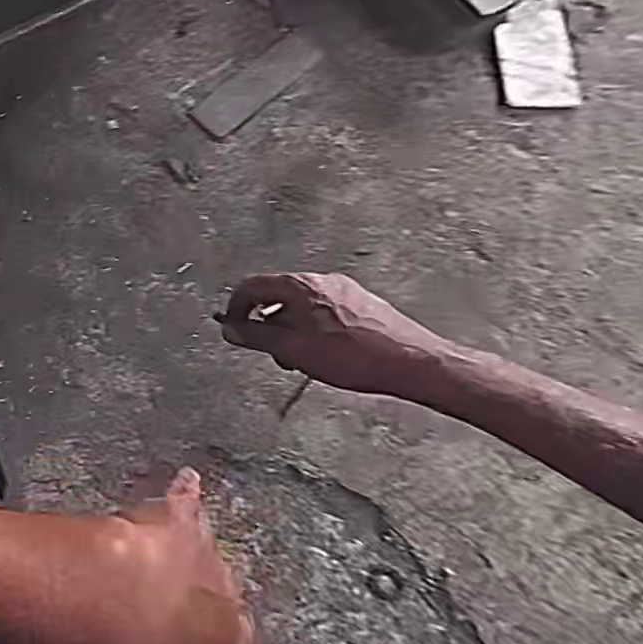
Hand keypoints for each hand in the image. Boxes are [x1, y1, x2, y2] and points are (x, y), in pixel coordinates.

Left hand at [98, 467, 253, 643]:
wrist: (116, 595)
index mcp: (231, 643)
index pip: (237, 639)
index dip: (214, 632)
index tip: (194, 631)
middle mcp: (229, 592)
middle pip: (222, 586)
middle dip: (197, 587)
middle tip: (165, 592)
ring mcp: (205, 550)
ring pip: (206, 544)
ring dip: (188, 546)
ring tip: (169, 551)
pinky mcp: (180, 516)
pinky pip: (188, 498)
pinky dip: (186, 488)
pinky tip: (189, 478)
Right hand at [218, 272, 449, 395]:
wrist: (410, 362)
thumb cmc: (355, 354)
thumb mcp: (292, 349)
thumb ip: (256, 336)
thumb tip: (232, 329)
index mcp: (299, 285)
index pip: (251, 286)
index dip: (235, 308)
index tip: (232, 326)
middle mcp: (321, 281)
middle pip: (275, 295)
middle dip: (264, 323)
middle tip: (265, 349)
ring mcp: (343, 291)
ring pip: (299, 306)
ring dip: (288, 329)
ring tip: (297, 358)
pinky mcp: (360, 305)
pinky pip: (322, 312)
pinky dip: (311, 330)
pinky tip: (322, 355)